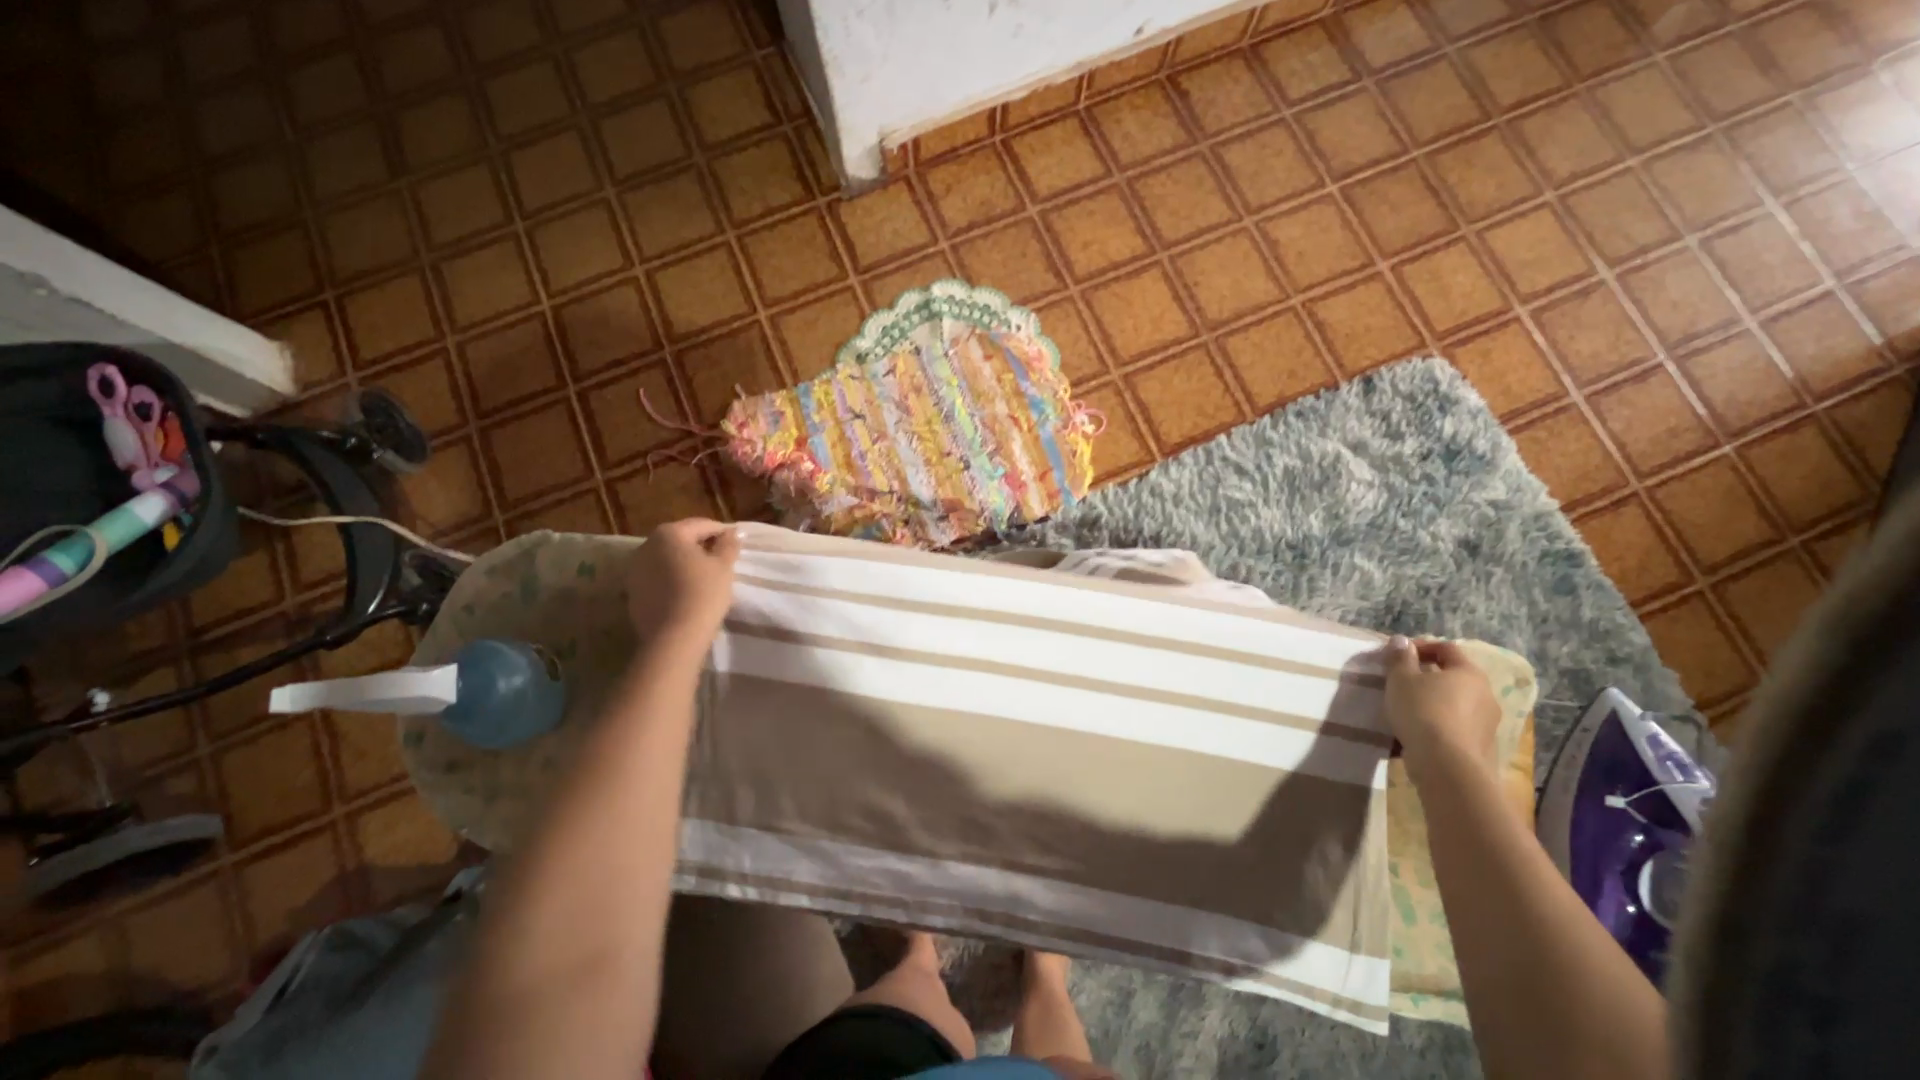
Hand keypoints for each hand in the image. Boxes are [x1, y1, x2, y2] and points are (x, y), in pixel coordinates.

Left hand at [625, 518, 740, 643]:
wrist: (674, 637)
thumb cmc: (703, 594)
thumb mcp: (723, 567)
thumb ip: (728, 544)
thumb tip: (731, 532)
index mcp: (669, 533)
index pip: (701, 525)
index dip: (721, 532)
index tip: (736, 541)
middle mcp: (646, 545)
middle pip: (680, 540)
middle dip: (700, 546)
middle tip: (721, 559)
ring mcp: (635, 569)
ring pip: (666, 559)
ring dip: (684, 563)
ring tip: (704, 577)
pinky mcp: (632, 592)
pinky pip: (657, 578)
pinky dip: (671, 579)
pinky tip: (686, 593)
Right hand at [1384, 636, 1501, 788]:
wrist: (1447, 766)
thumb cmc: (1423, 712)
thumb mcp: (1401, 680)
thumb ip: (1400, 658)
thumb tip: (1401, 640)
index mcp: (1468, 672)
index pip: (1446, 648)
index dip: (1420, 647)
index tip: (1397, 657)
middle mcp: (1485, 693)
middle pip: (1454, 677)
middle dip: (1428, 678)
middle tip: (1402, 685)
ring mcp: (1487, 722)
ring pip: (1456, 704)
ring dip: (1434, 704)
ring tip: (1408, 713)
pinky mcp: (1483, 746)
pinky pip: (1456, 728)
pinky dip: (1440, 727)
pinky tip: (1420, 737)